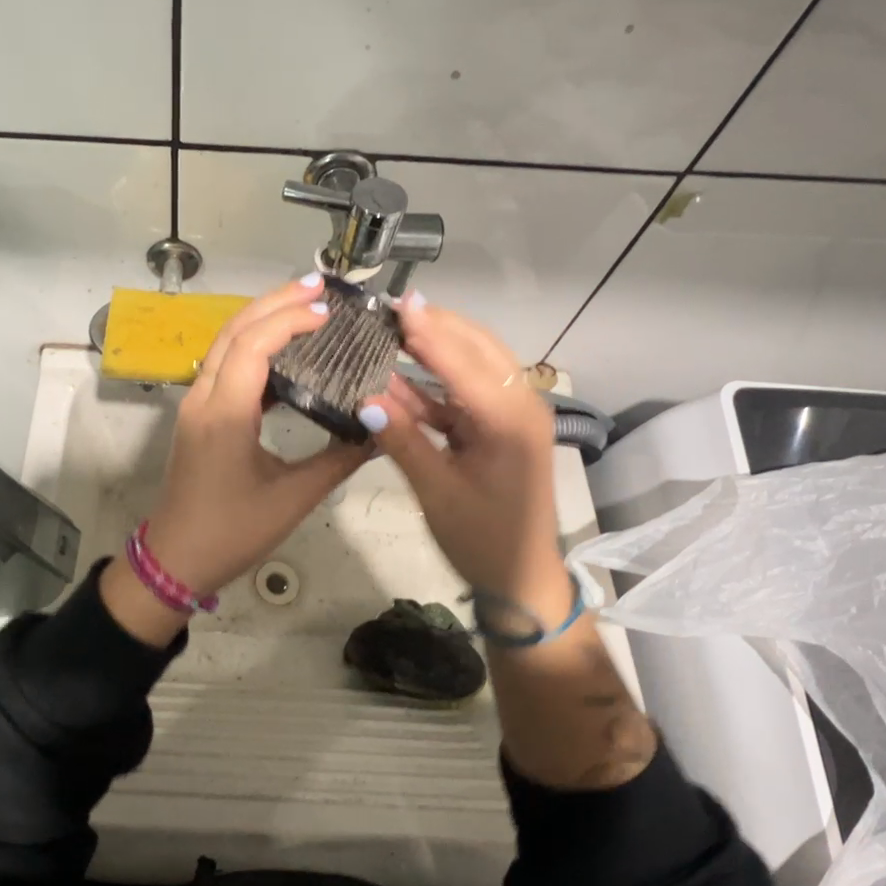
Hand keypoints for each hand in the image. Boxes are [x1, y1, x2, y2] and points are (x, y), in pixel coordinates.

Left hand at [143, 273, 370, 596]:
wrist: (174, 559)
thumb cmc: (232, 531)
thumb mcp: (292, 498)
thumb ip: (338, 460)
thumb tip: (379, 430)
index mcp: (224, 412)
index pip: (254, 345)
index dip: (289, 321)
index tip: (328, 311)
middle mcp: (205, 398)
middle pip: (234, 332)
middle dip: (274, 303)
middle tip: (317, 286)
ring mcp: (197, 405)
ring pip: (226, 345)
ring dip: (262, 320)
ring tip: (305, 307)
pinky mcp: (200, 417)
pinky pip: (226, 367)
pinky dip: (255, 348)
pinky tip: (288, 354)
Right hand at [359, 295, 565, 610]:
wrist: (521, 581)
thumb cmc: (482, 540)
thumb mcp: (437, 492)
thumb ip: (403, 441)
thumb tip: (364, 400)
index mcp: (511, 422)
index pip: (465, 365)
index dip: (429, 334)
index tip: (397, 305)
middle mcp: (520, 407)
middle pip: (479, 350)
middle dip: (438, 326)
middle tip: (393, 306)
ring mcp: (512, 417)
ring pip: (474, 366)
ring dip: (437, 347)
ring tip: (395, 327)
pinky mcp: (500, 429)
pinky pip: (465, 393)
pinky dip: (435, 382)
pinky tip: (400, 374)